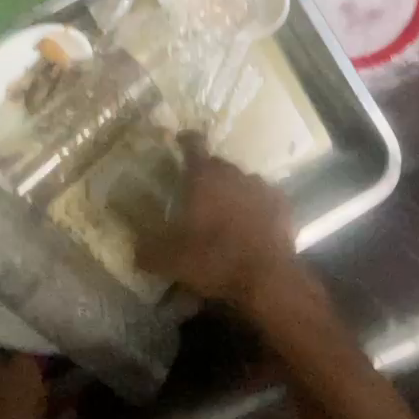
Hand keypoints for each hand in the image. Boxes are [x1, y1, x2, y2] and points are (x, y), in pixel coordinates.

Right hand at [135, 133, 298, 311]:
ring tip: (228, 216)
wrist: (267, 278)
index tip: (180, 141)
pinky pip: (266, 200)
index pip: (193, 144)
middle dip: (209, 176)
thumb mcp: (170, 260)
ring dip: (234, 193)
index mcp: (204, 176)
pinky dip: (259, 209)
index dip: (185, 140)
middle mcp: (233, 172)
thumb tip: (135, 249)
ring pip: (243, 182)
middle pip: (218, 165)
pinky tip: (254, 227)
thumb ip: (148, 250)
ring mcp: (261, 187)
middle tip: (199, 197)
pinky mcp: (283, 206)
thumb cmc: (214, 259)